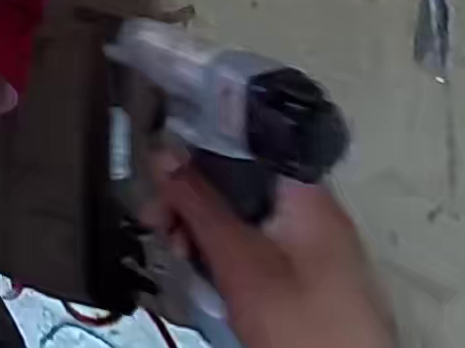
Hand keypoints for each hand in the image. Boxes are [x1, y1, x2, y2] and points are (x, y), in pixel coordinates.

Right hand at [152, 154, 393, 347]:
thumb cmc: (297, 323)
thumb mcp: (236, 258)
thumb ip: (196, 200)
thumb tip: (160, 149)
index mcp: (305, 194)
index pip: (246, 141)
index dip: (201, 140)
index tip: (162, 156)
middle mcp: (308, 212)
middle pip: (236, 180)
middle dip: (189, 194)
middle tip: (156, 217)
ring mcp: (306, 249)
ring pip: (238, 215)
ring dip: (198, 226)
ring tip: (172, 248)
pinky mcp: (299, 281)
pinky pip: (249, 244)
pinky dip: (218, 250)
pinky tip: (194, 268)